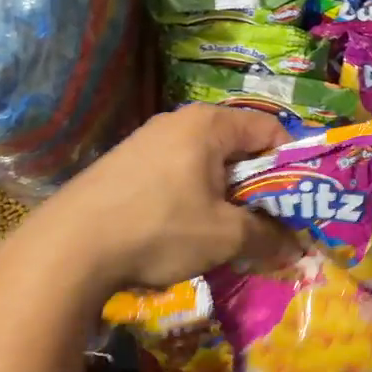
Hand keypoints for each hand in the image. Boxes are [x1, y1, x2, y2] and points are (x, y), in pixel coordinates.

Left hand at [12, 105, 296, 293]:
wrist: (70, 247)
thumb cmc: (160, 228)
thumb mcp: (225, 236)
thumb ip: (267, 237)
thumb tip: (296, 249)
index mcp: (208, 124)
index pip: (268, 128)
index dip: (292, 163)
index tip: (300, 199)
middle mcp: (177, 122)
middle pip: (236, 147)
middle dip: (259, 186)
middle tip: (271, 223)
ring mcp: (145, 143)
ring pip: (205, 165)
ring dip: (225, 198)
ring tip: (230, 234)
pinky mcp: (123, 168)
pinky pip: (176, 177)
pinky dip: (193, 201)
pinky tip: (186, 235)